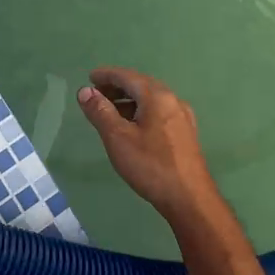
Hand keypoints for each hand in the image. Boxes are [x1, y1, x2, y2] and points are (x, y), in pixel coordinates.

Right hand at [77, 66, 220, 225]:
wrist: (189, 198)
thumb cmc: (150, 165)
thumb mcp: (117, 137)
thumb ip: (100, 111)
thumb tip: (85, 91)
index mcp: (157, 96)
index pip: (127, 76)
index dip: (106, 75)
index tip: (89, 78)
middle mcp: (173, 101)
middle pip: (141, 85)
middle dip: (117, 87)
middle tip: (96, 95)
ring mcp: (182, 118)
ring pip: (150, 100)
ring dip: (128, 101)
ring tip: (109, 112)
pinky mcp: (185, 134)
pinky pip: (158, 113)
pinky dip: (140, 112)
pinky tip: (132, 127)